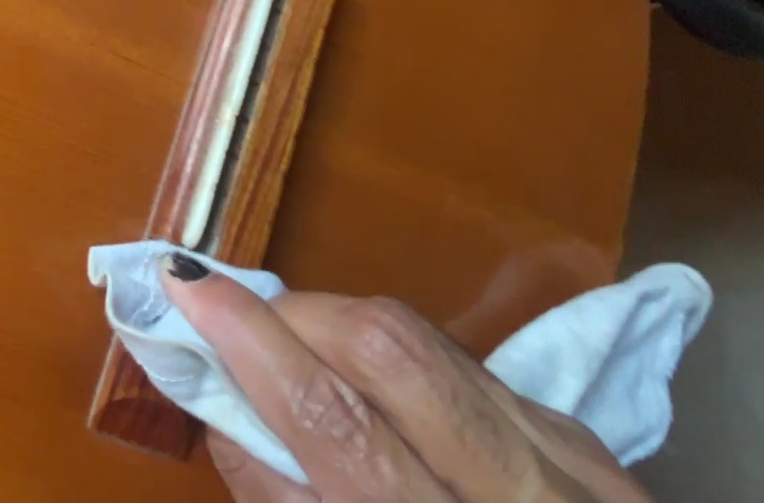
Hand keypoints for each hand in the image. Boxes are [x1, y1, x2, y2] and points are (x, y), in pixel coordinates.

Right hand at [161, 257, 652, 501]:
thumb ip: (275, 495)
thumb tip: (221, 391)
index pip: (333, 418)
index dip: (251, 340)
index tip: (188, 282)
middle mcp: (519, 490)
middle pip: (387, 348)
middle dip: (292, 314)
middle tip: (245, 323)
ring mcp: (563, 455)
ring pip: (420, 337)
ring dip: (333, 325)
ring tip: (301, 355)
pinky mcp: (575, 432)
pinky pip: (453, 357)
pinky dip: (386, 354)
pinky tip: (378, 391)